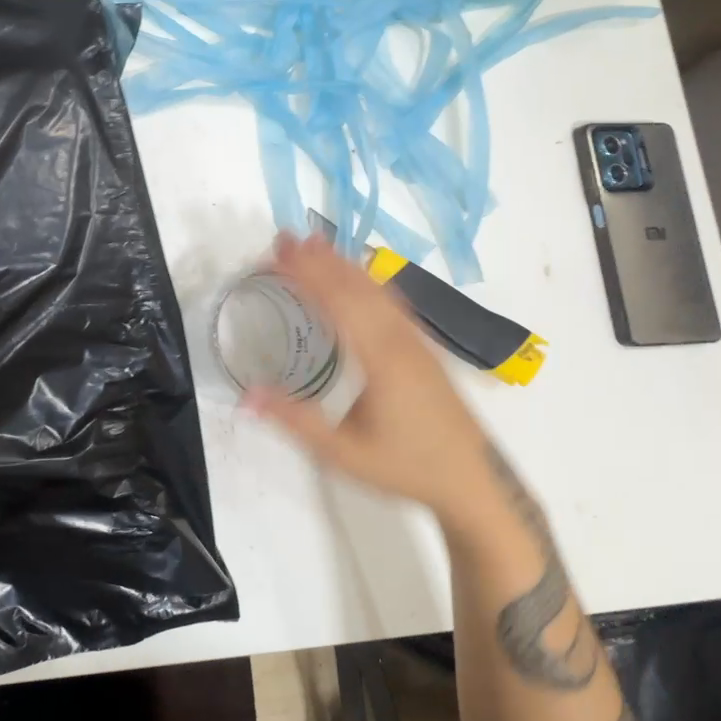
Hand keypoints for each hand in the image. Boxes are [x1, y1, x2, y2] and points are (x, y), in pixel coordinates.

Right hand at [245, 232, 495, 519]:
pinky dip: (368, 281)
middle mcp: (400, 342)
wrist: (475, 483)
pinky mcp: (424, 350)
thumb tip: (246, 395)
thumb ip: (294, 420)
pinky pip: (393, 303)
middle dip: (320, 260)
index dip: (308, 275)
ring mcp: (417, 343)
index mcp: (380, 361)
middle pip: (357, 288)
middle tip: (284, 237)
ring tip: (314, 243)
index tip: (278, 254)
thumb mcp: (342, 452)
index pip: (338, 304)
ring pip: (378, 292)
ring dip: (344, 264)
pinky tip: (357, 276)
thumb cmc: (406, 467)